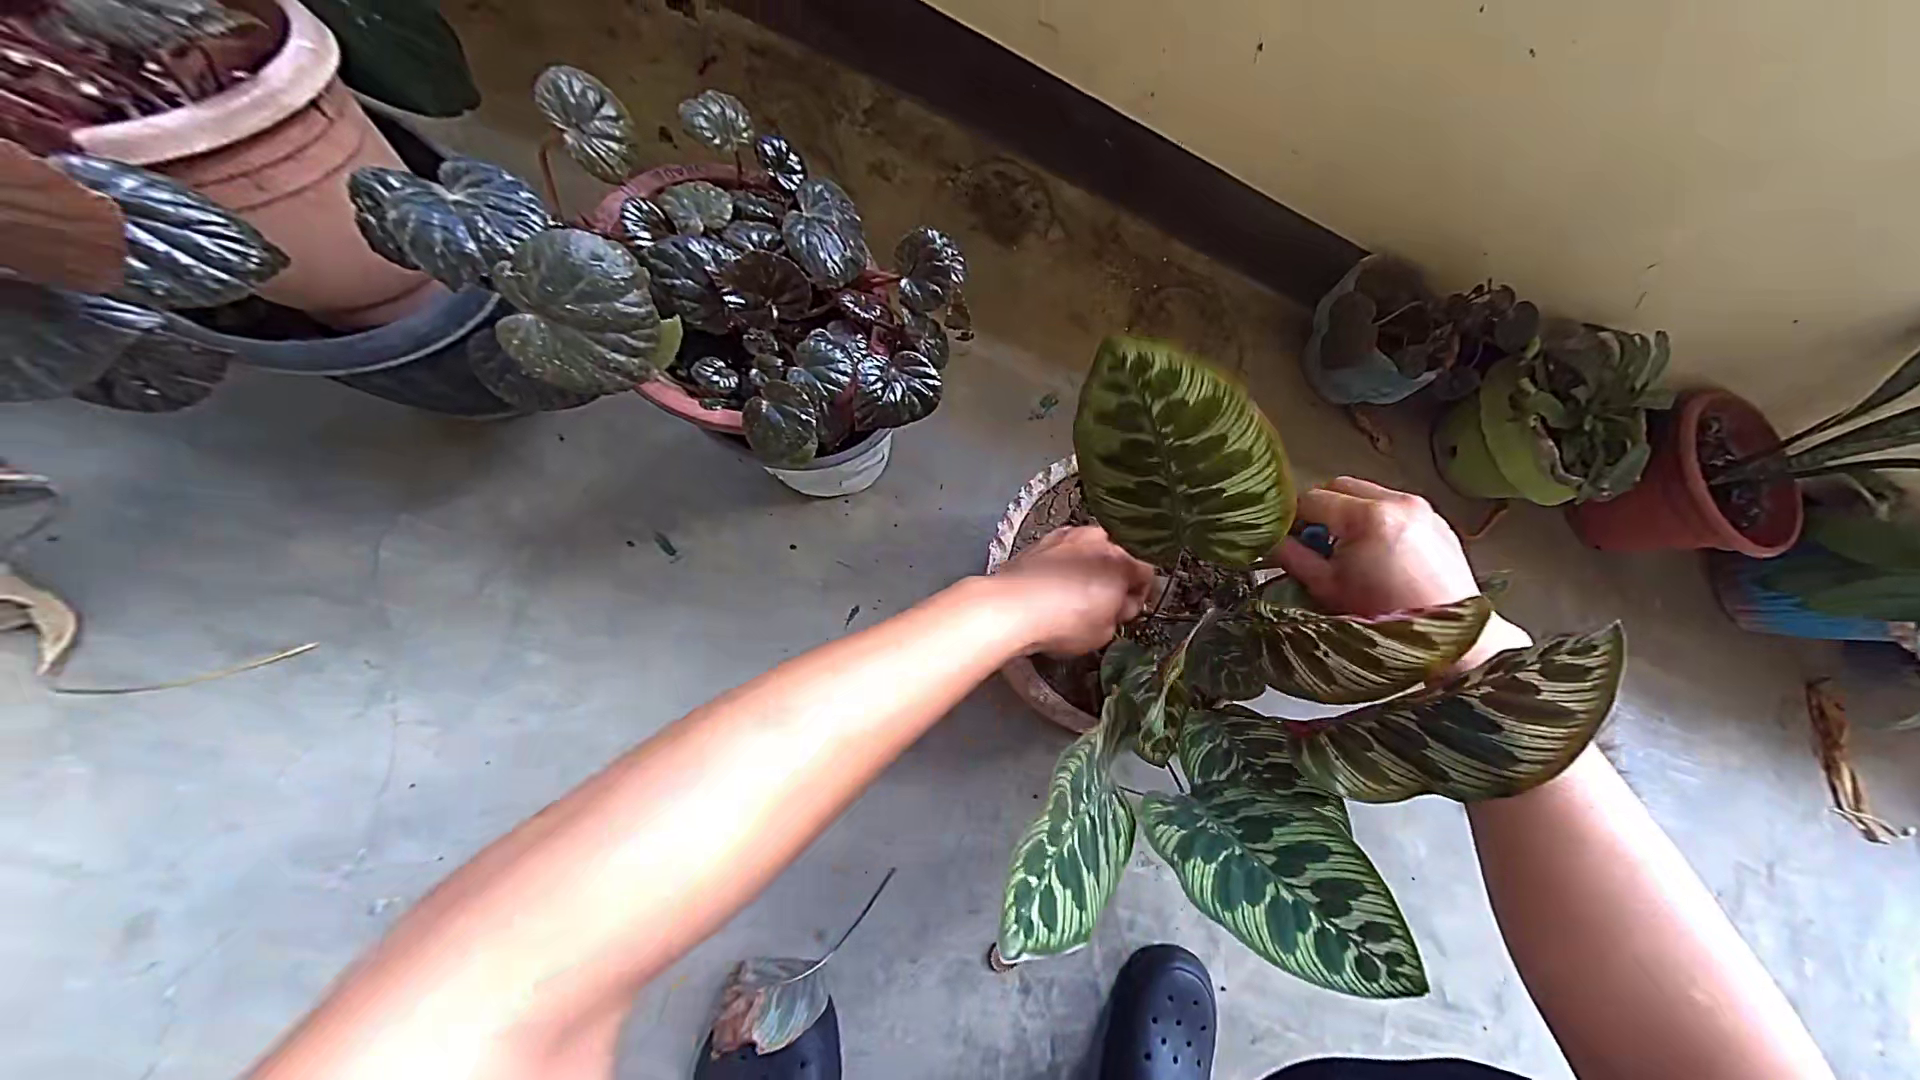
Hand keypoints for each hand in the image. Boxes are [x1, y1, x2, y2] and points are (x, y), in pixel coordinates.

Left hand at [987, 525, 1156, 656]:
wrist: (1010, 607)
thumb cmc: (1060, 621)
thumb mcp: (1104, 632)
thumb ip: (1119, 615)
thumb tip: (1117, 607)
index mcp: (1121, 561)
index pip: (1146, 575)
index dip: (1138, 597)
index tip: (1126, 612)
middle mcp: (1096, 540)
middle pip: (1115, 559)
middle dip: (1110, 581)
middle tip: (1099, 609)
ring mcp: (1065, 538)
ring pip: (1086, 554)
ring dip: (1084, 570)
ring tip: (1070, 600)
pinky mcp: (1039, 543)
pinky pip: (1059, 555)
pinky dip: (1059, 568)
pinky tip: (1050, 590)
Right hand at [1273, 476, 1478, 614]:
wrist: (1449, 634)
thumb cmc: (1384, 613)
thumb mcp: (1325, 585)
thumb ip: (1291, 555)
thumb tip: (1269, 540)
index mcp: (1367, 517)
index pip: (1310, 498)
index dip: (1291, 518)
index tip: (1286, 538)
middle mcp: (1397, 501)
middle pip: (1338, 486)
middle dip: (1320, 509)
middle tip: (1314, 541)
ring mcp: (1420, 508)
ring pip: (1365, 493)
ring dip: (1346, 512)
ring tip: (1345, 548)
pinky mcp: (1434, 519)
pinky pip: (1390, 505)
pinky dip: (1372, 519)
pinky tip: (1372, 551)